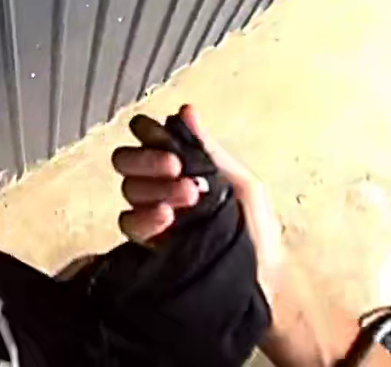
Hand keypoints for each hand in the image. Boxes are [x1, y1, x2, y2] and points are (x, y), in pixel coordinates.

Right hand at [110, 105, 282, 284]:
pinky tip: (167, 217)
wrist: (266, 281)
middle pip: (124, 158)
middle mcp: (153, 181)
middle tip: (178, 168)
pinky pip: (128, 222)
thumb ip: (208, 148)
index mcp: (171, 160)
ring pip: (128, 188)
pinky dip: (145, 217)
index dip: (148, 132)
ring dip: (157, 188)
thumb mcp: (242, 183)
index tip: (168, 140)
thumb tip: (187, 110)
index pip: (141, 132)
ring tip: (190, 198)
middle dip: (148, 160)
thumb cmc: (256, 229)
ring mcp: (146, 210)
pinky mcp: (146, 241)